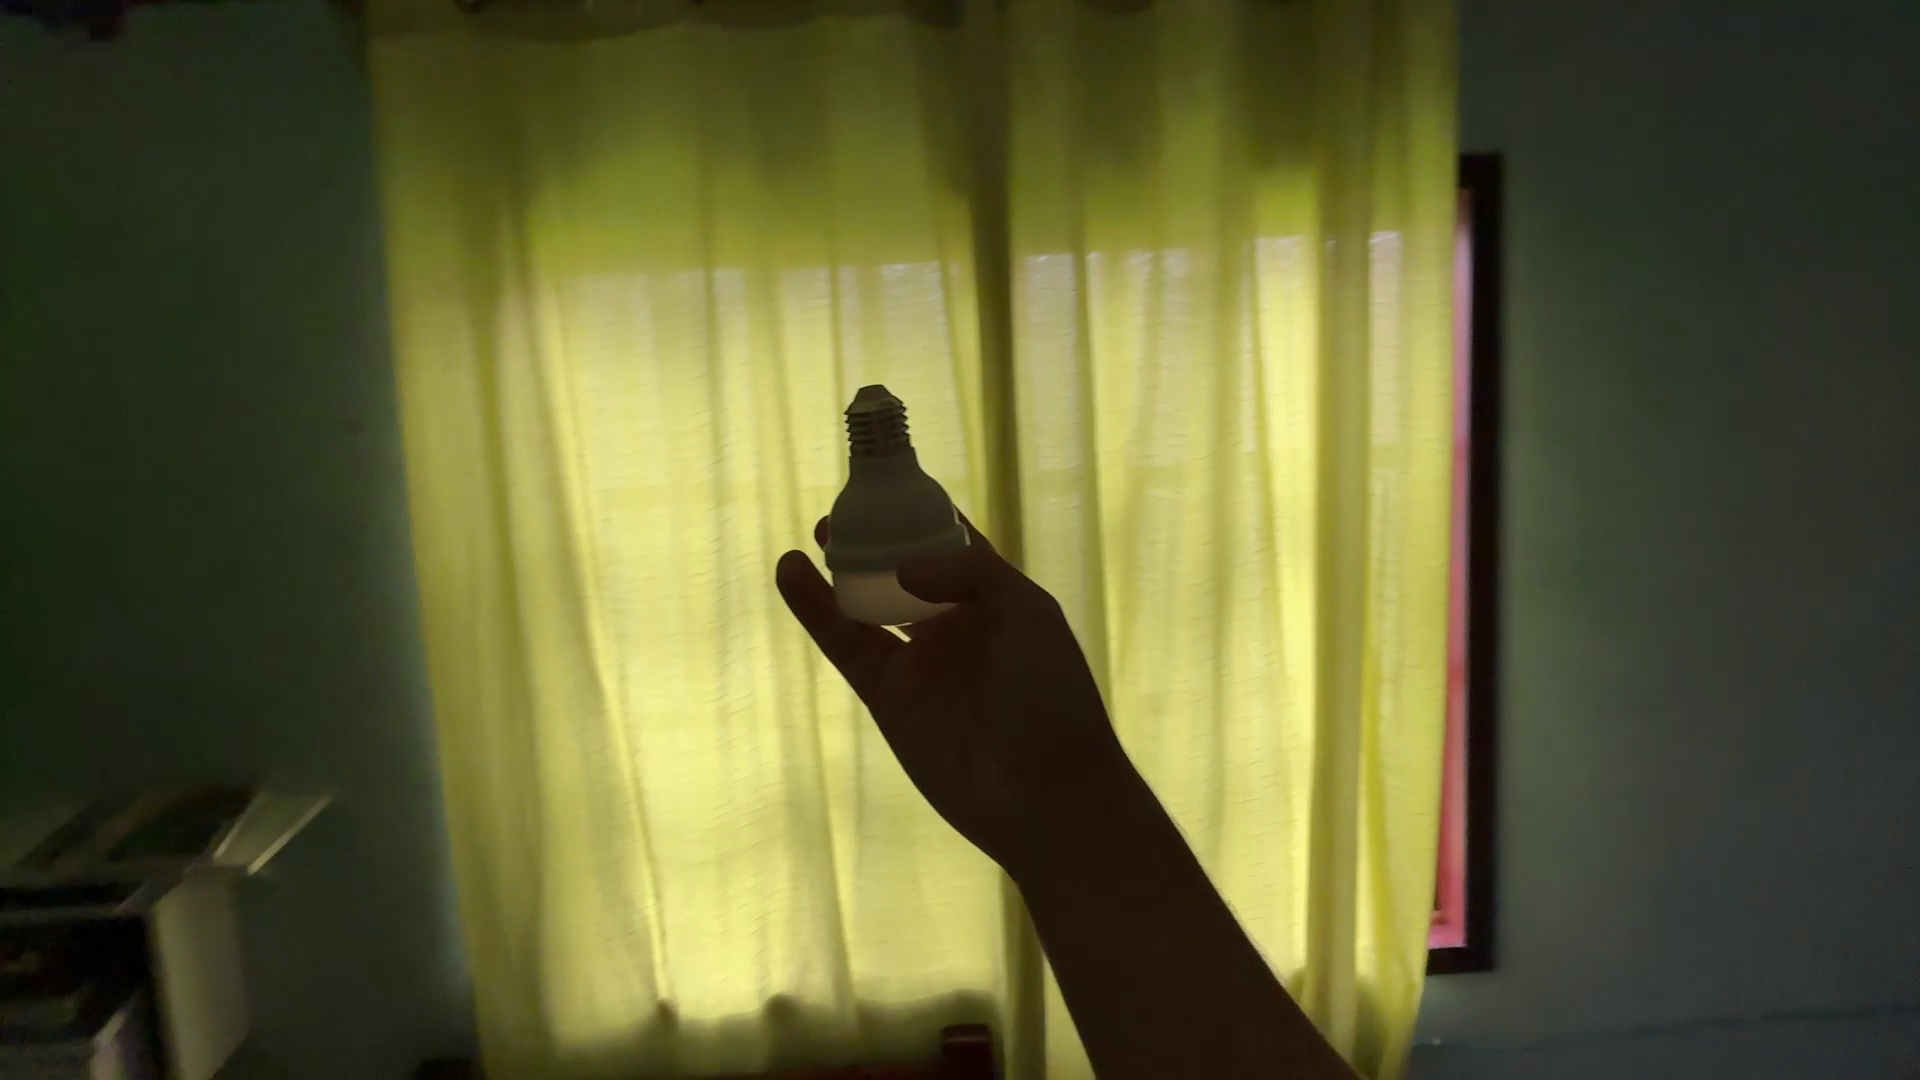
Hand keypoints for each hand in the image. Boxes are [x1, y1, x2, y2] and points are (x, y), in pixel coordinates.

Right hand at [775, 515, 1128, 874]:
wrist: (1042, 793)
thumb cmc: (1050, 697)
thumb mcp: (1028, 615)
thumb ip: (973, 573)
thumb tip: (904, 566)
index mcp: (995, 599)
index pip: (951, 544)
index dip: (920, 515)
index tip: (887, 486)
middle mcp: (953, 623)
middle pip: (903, 569)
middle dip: (874, 541)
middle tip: (841, 514)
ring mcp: (918, 659)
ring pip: (868, 603)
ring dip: (840, 570)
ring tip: (816, 535)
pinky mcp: (887, 694)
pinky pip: (846, 643)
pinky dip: (816, 610)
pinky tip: (793, 575)